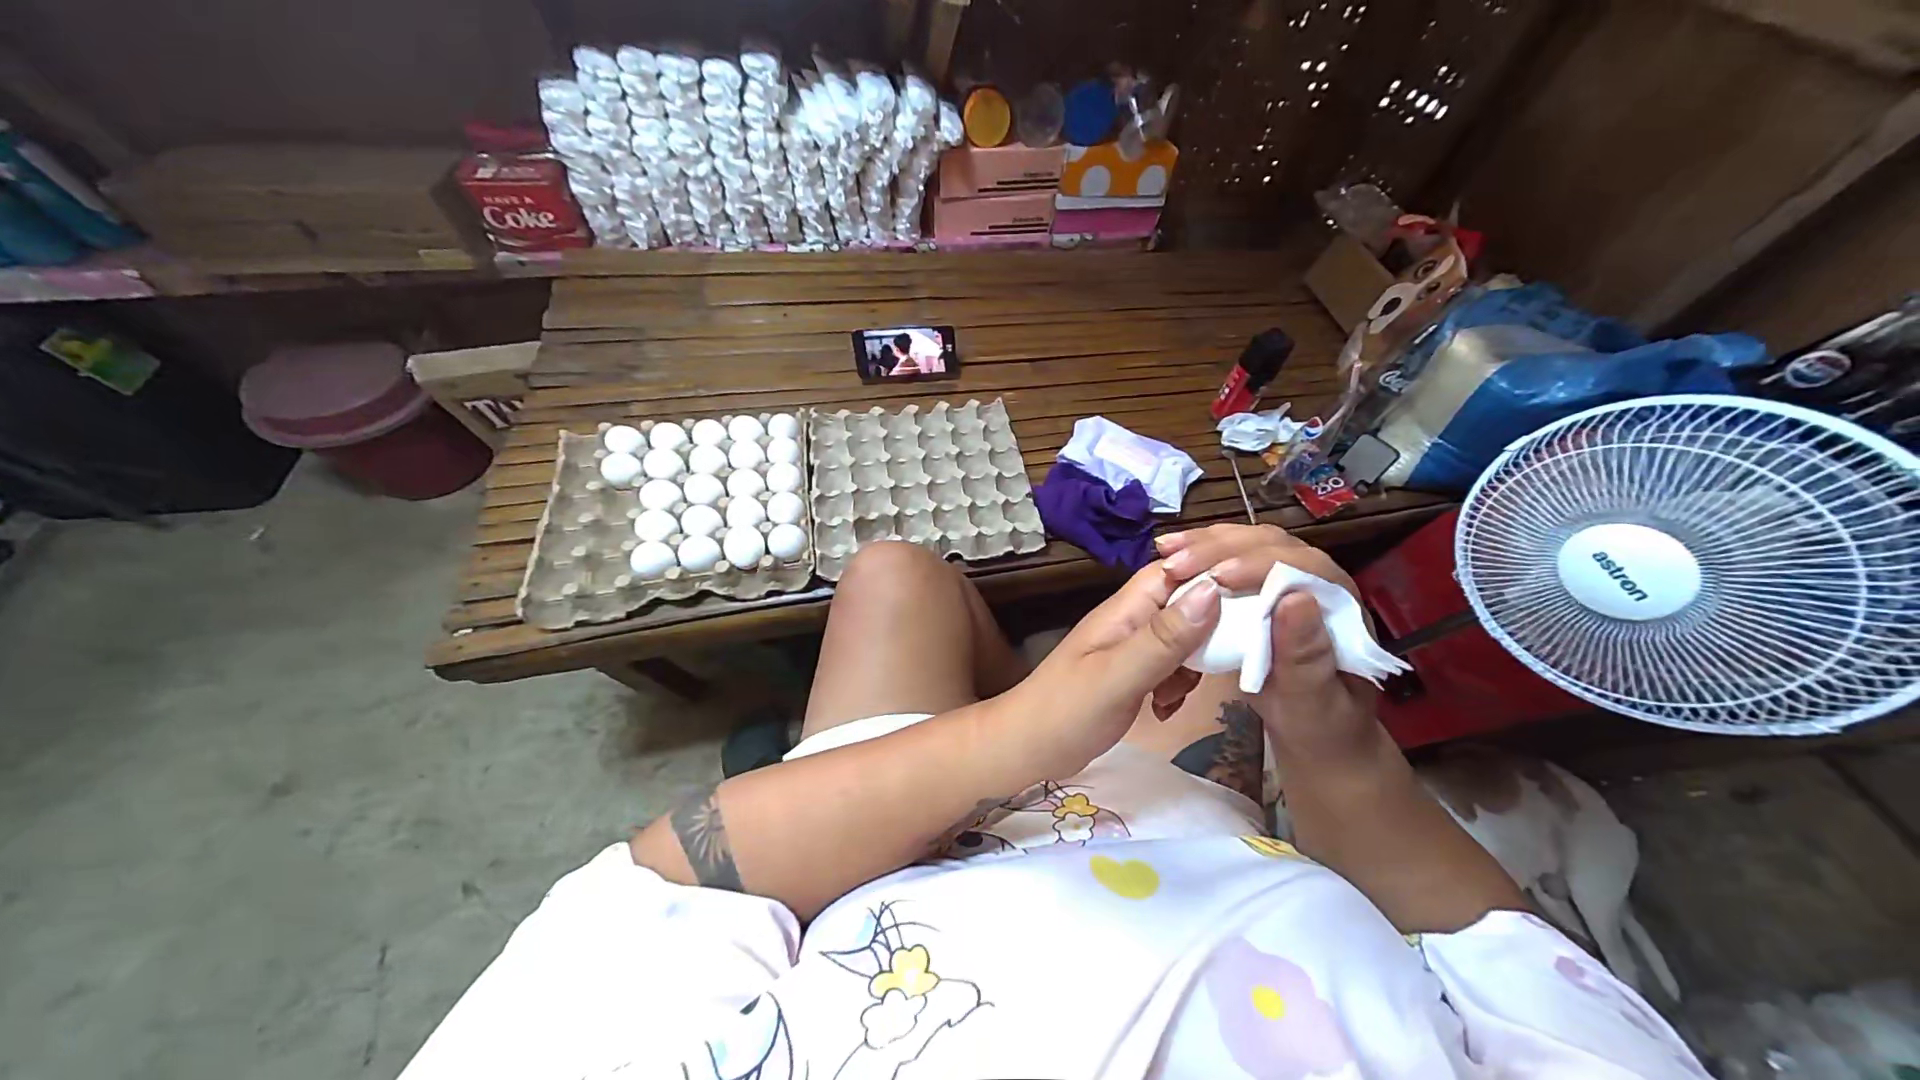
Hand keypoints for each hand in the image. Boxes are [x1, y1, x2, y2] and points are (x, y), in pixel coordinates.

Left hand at [1001, 562, 1220, 778]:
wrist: (1025, 750)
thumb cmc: (1065, 711)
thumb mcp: (1117, 677)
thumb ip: (1164, 639)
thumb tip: (1213, 590)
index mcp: (1125, 609)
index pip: (1178, 570)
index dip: (1217, 572)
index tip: (1258, 593)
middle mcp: (1131, 620)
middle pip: (1187, 603)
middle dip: (1213, 628)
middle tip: (1226, 659)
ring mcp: (1131, 647)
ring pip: (1184, 638)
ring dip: (1196, 664)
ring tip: (1180, 695)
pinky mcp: (1133, 674)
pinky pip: (1171, 667)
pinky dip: (1178, 685)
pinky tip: (1166, 709)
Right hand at [1155, 524, 1381, 758]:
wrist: (1312, 730)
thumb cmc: (1317, 723)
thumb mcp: (1314, 702)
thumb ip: (1307, 657)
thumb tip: (1294, 600)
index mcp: (1339, 604)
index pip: (1302, 566)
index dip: (1259, 564)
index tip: (1216, 577)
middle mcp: (1316, 581)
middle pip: (1270, 544)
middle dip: (1221, 547)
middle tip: (1175, 564)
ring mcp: (1287, 579)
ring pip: (1248, 543)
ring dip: (1205, 543)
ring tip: (1165, 550)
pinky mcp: (1260, 585)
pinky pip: (1230, 557)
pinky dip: (1200, 552)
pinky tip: (1171, 554)